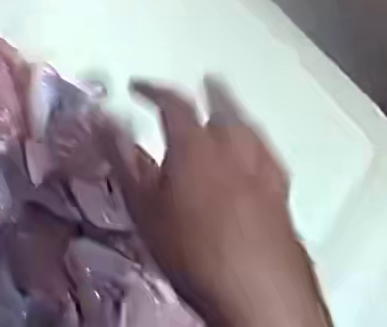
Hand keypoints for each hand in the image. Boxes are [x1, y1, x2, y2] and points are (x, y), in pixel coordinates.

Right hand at [109, 78, 331, 326]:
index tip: (135, 85)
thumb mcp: (142, 204)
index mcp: (195, 146)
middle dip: (212, 94)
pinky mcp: (287, 210)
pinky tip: (257, 161)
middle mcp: (234, 154)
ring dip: (240, 118)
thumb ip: (121, 156)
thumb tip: (100, 115)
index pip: (173, 103)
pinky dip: (259, 151)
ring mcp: (266, 181)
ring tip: (231, 114)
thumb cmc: (191, 251)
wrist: (261, 306)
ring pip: (254, 137)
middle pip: (225, 112)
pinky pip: (272, 164)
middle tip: (204, 81)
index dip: (152, 89)